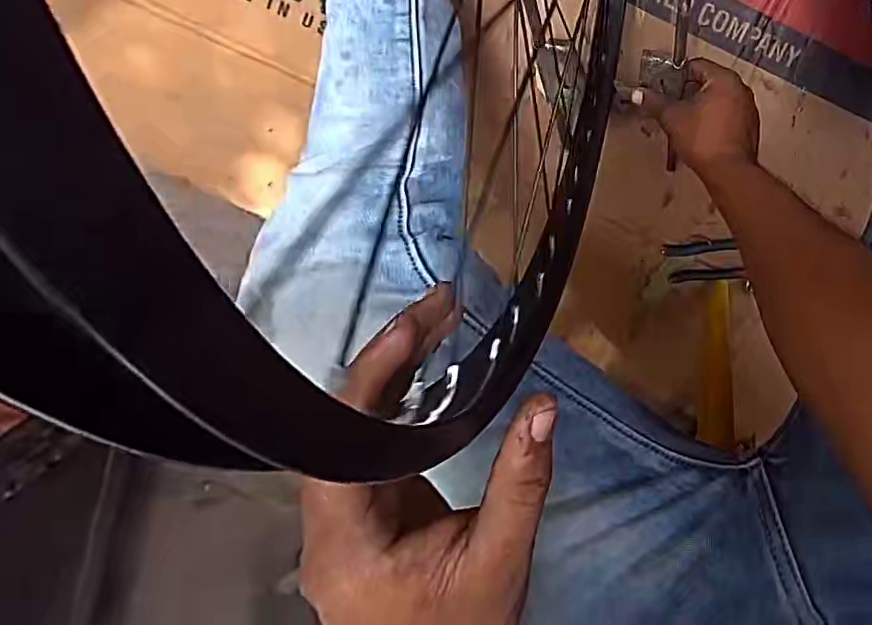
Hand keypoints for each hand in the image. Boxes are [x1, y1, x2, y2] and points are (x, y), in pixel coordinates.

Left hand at [299, 284, 556, 624]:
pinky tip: (428, 362)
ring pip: (358, 421)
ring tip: (438, 319)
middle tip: (439, 305)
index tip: (412, 329)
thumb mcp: (498, 565)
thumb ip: (520, 486)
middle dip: (392, 354)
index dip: (371, 376)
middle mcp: (328, 521)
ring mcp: (343, 508)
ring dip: (397, 366)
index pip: (341, 441)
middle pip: (347, 420)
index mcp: (343, 542)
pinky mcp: (365, 500)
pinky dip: (402, 394)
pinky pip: (374, 434)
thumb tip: (543, 410)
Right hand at [637, 58, 759, 175]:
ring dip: (699, 105)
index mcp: (724, 79)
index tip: (664, 85)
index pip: (696, 65)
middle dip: (686, 91)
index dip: (676, 75)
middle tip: (670, 102)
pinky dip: (712, 117)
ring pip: (717, 98)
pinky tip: (698, 130)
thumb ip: (654, 101)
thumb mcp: (671, 116)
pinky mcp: (749, 126)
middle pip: (707, 81)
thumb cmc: (704, 140)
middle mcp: (740, 90)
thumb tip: (639, 94)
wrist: (727, 171)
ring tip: (682, 118)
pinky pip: (727, 113)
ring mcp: (748, 108)